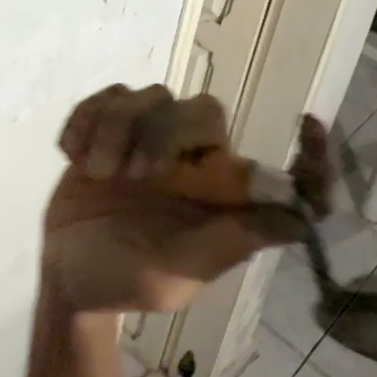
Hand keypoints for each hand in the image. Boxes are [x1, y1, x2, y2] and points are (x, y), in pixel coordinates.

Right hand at [41, 84, 333, 313]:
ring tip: (97, 172)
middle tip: (131, 175)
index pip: (280, 174)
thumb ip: (225, 243)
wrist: (64, 272)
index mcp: (223, 202)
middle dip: (164, 133)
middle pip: (204, 111)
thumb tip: (299, 221)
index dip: (309, 153)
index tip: (313, 125)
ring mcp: (151, 138)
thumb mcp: (174, 275)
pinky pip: (111, 94)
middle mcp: (196, 163)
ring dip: (117, 128)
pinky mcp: (111, 124)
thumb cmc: (123, 282)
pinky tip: (75, 153)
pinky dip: (89, 118)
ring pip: (154, 95)